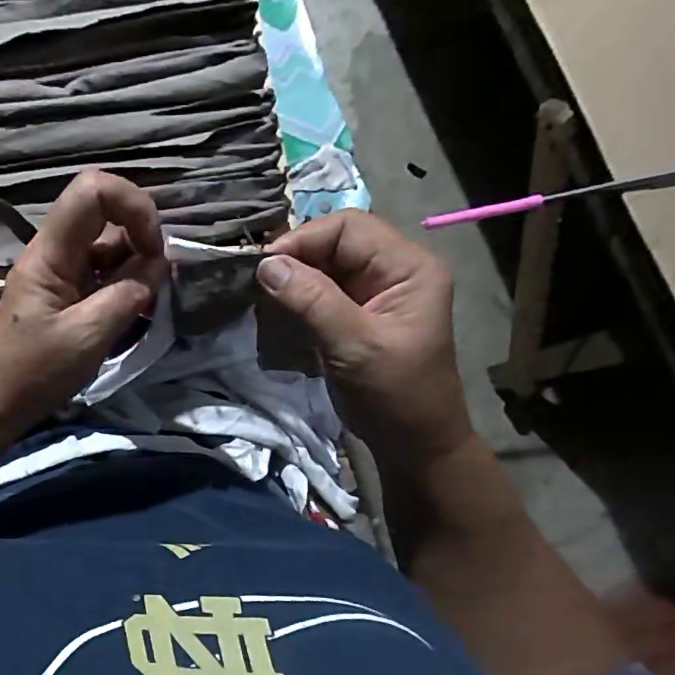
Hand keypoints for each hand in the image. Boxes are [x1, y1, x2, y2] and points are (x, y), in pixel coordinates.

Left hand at [0, 170, 168, 438]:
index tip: (154, 250)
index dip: (133, 206)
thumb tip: (160, 266)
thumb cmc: (36, 373)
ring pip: (110, 245)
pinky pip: (105, 272)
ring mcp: (61, 272)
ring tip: (149, 304)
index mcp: (49, 254)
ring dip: (138, 266)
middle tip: (157, 282)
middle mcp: (54, 253)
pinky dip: (128, 285)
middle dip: (141, 239)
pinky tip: (137, 312)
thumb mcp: (88, 338)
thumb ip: (128, 296)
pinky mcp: (68, 292)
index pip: (92, 192)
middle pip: (105, 213)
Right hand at [258, 210, 475, 468]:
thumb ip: (312, 301)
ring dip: (295, 279)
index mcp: (410, 267)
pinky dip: (299, 298)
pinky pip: (324, 292)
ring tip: (265, 297)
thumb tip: (265, 265)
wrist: (415, 445)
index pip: (351, 228)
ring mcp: (377, 293)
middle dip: (298, 259)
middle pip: (337, 243)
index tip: (266, 266)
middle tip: (260, 283)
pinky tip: (279, 311)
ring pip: (327, 267)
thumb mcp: (354, 346)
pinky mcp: (359, 315)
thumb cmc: (396, 395)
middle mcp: (396, 270)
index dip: (305, 239)